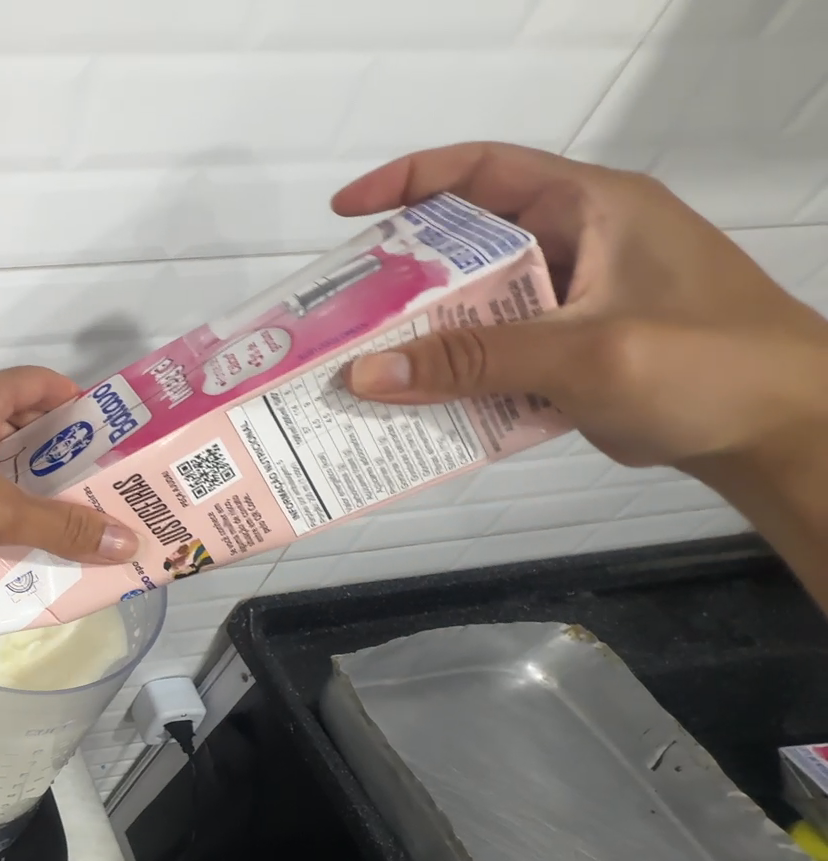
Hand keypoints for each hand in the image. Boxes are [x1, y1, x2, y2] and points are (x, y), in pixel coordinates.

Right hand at [336, 142, 827, 476]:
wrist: (783, 432)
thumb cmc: (712, 366)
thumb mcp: (587, 353)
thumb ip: (473, 361)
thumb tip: (362, 373)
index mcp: (590, 210)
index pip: (484, 171)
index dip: (407, 181)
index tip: (343, 213)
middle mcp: (569, 247)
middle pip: (459, 248)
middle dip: (393, 281)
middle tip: (335, 314)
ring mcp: (561, 303)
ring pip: (464, 308)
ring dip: (411, 339)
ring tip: (355, 366)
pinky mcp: (554, 351)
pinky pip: (478, 355)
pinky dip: (440, 376)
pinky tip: (406, 403)